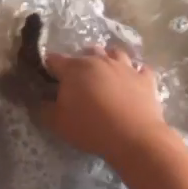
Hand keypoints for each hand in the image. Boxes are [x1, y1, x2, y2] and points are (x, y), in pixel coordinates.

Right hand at [39, 46, 175, 162]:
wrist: (134, 137)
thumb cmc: (91, 127)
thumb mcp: (58, 123)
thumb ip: (44, 109)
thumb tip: (42, 100)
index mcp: (74, 68)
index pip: (54, 59)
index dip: (49, 68)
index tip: (49, 80)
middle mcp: (99, 60)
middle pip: (86, 51)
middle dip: (80, 62)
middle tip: (79, 81)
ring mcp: (125, 66)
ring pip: (114, 52)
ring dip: (108, 59)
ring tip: (106, 74)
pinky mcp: (145, 78)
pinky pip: (141, 69)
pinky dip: (135, 73)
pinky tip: (132, 81)